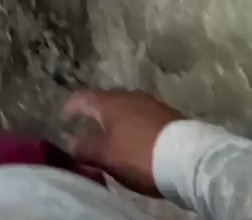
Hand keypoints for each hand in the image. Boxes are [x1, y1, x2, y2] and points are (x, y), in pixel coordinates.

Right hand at [61, 89, 184, 195]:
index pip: (82, 97)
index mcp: (108, 102)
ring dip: (115, 120)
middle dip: (94, 114)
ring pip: (125, 107)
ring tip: (112, 136)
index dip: (70, 106)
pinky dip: (132, 124)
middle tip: (87, 129)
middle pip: (104, 100)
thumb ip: (85, 147)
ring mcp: (149, 102)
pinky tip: (135, 138)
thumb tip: (68, 141)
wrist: (188, 157)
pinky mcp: (166, 114)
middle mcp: (127, 95)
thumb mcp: (107, 156)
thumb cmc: (139, 154)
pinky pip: (141, 115)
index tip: (63, 117)